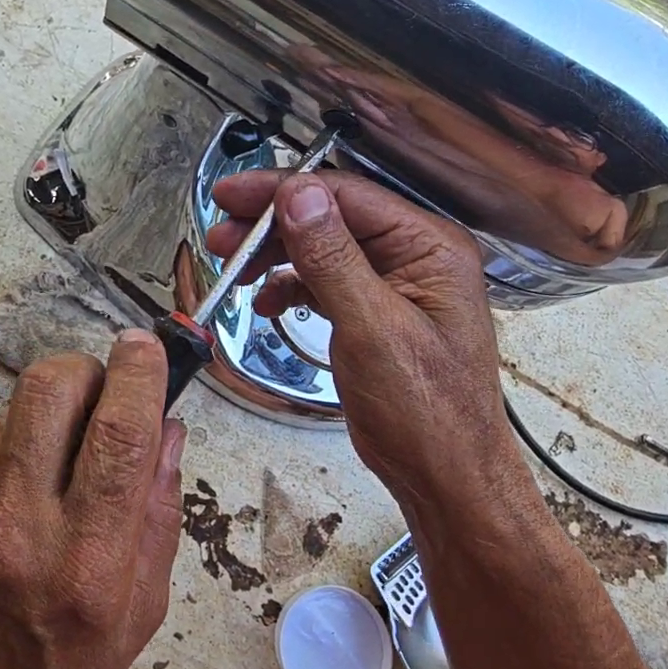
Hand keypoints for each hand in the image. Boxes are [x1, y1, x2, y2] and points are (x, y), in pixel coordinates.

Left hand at [0, 332, 187, 668]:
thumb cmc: (55, 668)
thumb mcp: (138, 612)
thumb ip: (159, 513)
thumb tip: (168, 427)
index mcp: (86, 565)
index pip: (118, 435)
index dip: (138, 374)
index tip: (145, 347)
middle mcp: (17, 527)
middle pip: (51, 388)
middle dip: (86, 370)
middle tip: (99, 394)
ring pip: (17, 406)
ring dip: (49, 413)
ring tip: (54, 462)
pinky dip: (12, 447)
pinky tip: (12, 493)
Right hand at [206, 170, 511, 500]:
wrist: (445, 478)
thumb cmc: (429, 414)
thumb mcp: (371, 329)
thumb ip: (332, 258)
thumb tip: (298, 195)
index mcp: (427, 247)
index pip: (345, 195)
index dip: (281, 190)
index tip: (232, 194)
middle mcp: (412, 257)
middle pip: (328, 217)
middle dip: (270, 223)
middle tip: (222, 233)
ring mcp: (392, 284)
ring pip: (319, 248)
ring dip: (273, 254)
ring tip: (234, 266)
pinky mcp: (372, 311)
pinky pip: (321, 281)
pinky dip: (288, 286)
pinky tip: (267, 302)